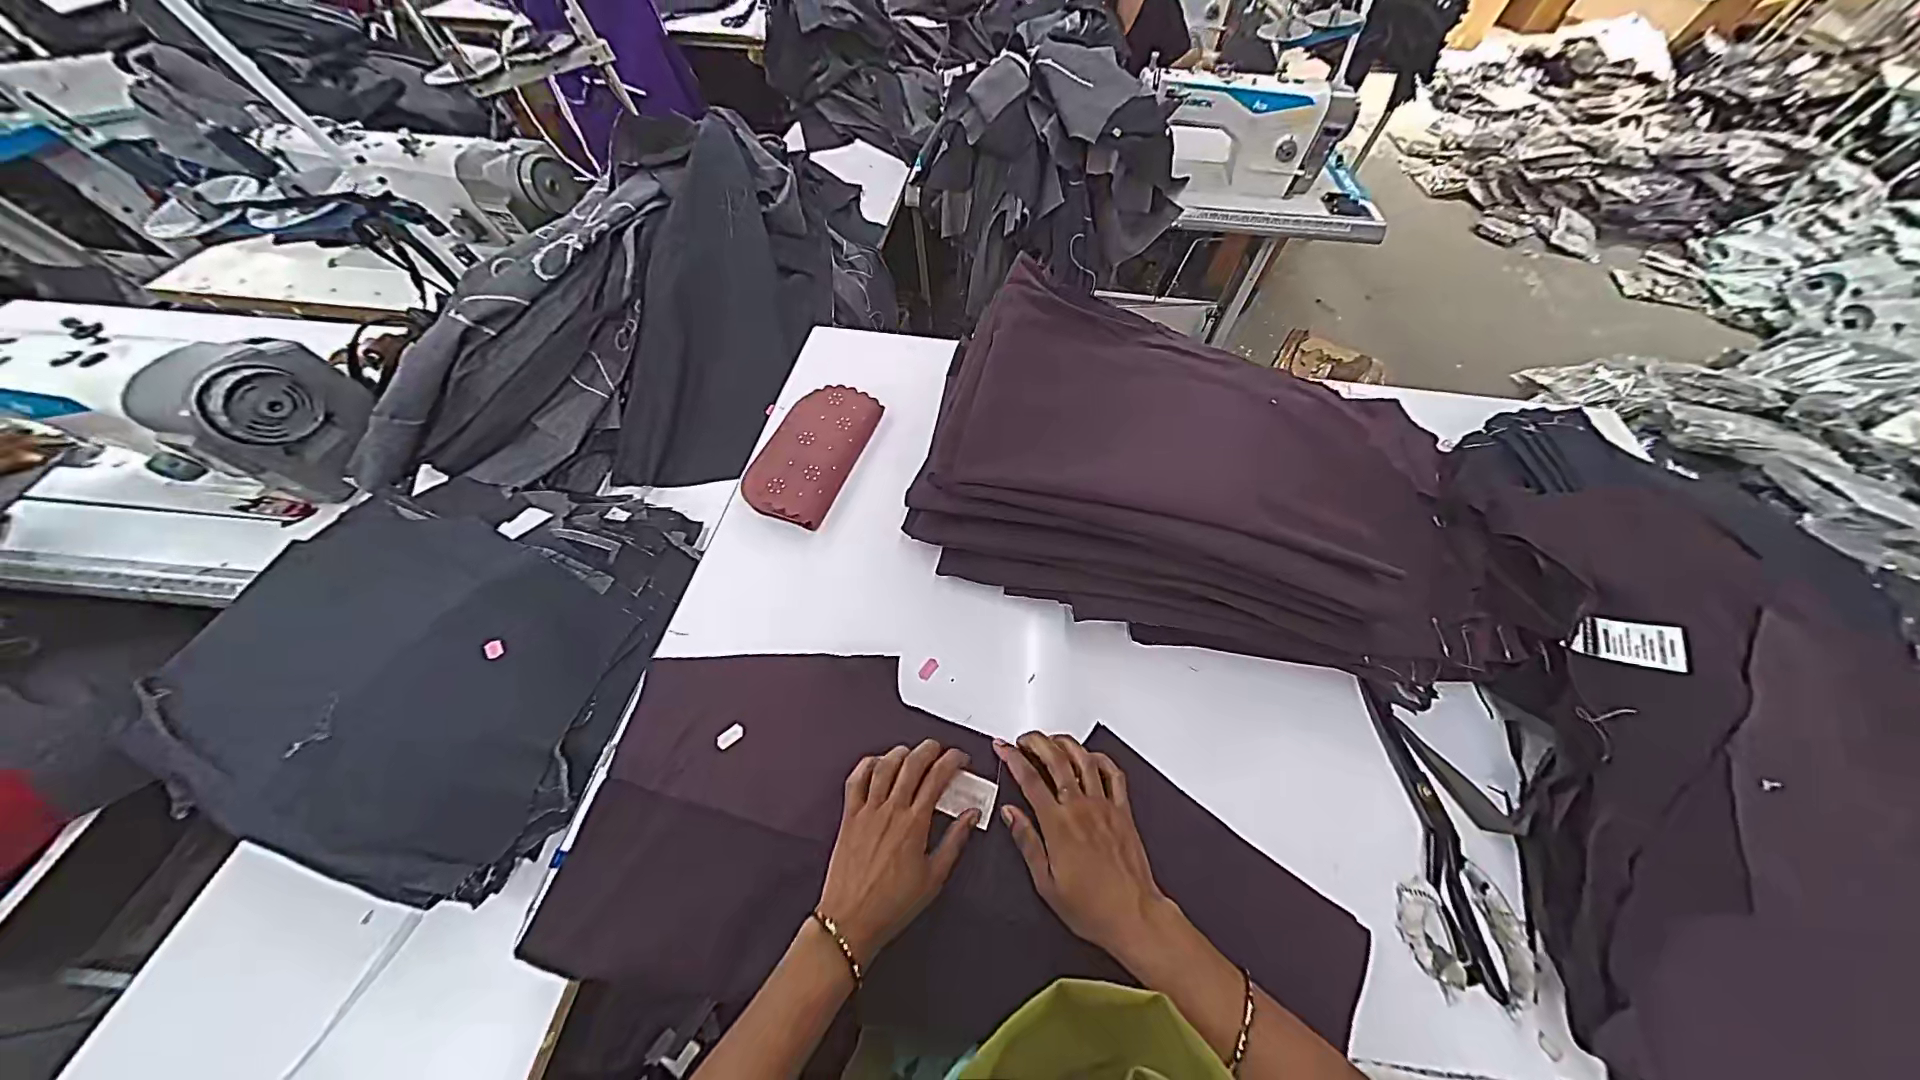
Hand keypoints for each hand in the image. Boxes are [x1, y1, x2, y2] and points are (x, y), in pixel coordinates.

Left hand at [817, 739, 979, 964]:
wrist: (851, 921)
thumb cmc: (892, 904)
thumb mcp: (934, 877)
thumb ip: (955, 840)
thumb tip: (970, 815)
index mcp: (915, 823)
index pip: (937, 776)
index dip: (952, 760)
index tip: (960, 759)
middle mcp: (891, 810)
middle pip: (912, 762)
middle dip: (930, 749)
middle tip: (940, 749)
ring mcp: (868, 810)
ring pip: (885, 765)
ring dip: (901, 752)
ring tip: (912, 752)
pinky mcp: (849, 816)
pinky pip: (856, 779)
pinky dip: (868, 764)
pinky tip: (877, 763)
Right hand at [994, 732, 1172, 958]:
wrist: (1134, 916)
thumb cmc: (1092, 908)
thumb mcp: (1046, 882)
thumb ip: (1026, 842)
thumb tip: (1011, 815)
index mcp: (1058, 826)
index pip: (1029, 779)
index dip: (1013, 758)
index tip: (1004, 748)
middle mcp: (1081, 809)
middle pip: (1055, 759)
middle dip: (1036, 742)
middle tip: (1024, 740)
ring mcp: (1104, 807)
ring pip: (1083, 760)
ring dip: (1064, 743)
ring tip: (1052, 740)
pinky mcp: (1123, 811)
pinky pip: (1113, 774)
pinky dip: (1099, 759)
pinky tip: (1089, 756)